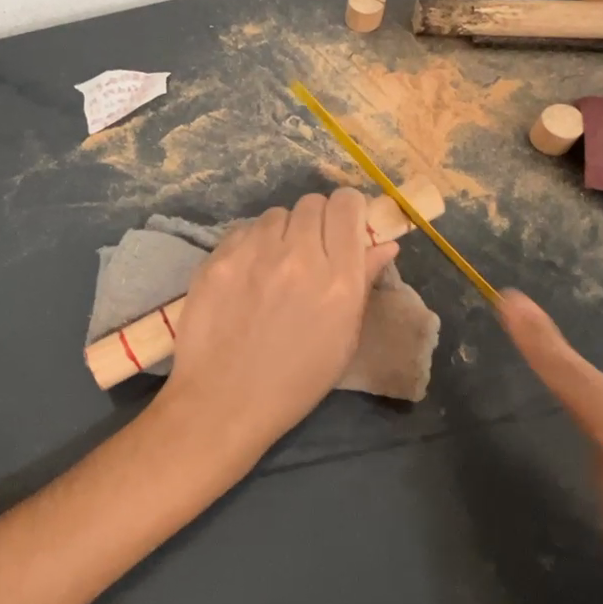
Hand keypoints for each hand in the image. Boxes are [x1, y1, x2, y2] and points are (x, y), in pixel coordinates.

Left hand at [154, 188, 397, 460]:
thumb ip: (362, 283)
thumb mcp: (343, 340)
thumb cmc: (294, 382)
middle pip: (313, 203)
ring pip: (276, 214)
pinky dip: (250, 244)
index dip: (348, 210)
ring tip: (274, 265)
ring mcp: (254, 254)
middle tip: (310, 249)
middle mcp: (299, 256)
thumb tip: (383, 244)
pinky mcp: (219, 257)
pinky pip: (243, 231)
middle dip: (316, 221)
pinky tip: (246, 275)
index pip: (348, 206)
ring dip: (282, 232)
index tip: (344, 226)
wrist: (224, 401)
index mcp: (339, 280)